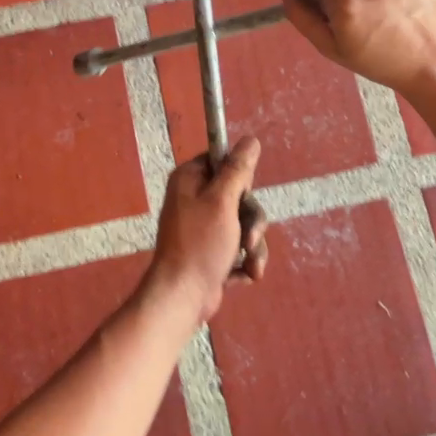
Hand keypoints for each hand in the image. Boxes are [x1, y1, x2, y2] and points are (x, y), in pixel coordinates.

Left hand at [144, 137, 266, 323]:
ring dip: (253, 245)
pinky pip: (238, 247)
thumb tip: (251, 139)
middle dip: (251, 221)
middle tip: (249, 238)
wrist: (183, 296)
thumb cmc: (200, 244)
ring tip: (250, 266)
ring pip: (243, 224)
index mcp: (190, 179)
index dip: (239, 179)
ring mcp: (202, 227)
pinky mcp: (211, 252)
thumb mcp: (223, 202)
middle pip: (239, 196)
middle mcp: (194, 199)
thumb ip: (238, 170)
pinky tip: (245, 275)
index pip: (223, 161)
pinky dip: (244, 261)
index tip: (242, 194)